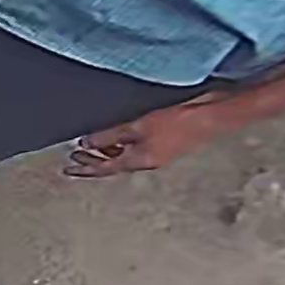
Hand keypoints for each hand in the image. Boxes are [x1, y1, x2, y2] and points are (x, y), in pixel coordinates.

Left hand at [66, 95, 236, 177]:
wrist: (217, 114)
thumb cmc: (178, 121)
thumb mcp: (136, 128)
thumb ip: (108, 137)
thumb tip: (85, 143)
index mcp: (139, 162)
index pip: (103, 170)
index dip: (83, 170)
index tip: (67, 170)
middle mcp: (147, 161)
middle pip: (112, 165)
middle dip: (91, 161)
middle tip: (74, 154)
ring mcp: (158, 153)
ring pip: (123, 157)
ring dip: (105, 152)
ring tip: (88, 146)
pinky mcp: (166, 144)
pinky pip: (135, 149)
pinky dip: (120, 146)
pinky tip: (114, 138)